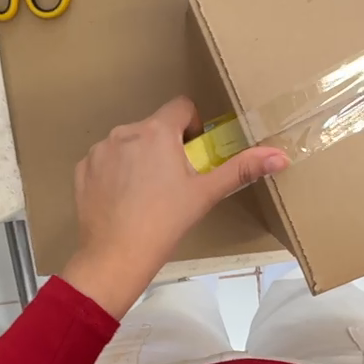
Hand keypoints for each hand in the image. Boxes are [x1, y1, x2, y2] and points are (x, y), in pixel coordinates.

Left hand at [58, 96, 288, 317]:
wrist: (116, 256)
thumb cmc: (164, 224)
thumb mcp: (205, 194)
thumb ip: (242, 170)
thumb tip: (281, 156)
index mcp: (157, 131)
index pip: (181, 107)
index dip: (192, 128)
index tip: (192, 155)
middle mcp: (125, 132)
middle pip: (154, 127)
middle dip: (165, 147)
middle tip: (171, 183)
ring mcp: (100, 150)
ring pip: (128, 143)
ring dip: (139, 158)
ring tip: (145, 194)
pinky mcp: (83, 169)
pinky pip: (104, 161)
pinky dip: (115, 174)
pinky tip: (122, 200)